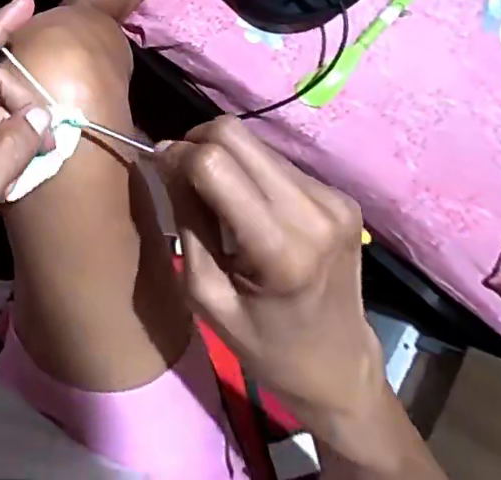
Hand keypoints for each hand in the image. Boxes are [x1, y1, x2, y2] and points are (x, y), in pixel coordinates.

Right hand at [157, 119, 384, 431]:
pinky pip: (274, 158)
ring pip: (254, 141)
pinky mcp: (339, 194)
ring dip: (224, 156)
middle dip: (197, 144)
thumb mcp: (205, 293)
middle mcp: (313, 211)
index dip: (177, 155)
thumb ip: (186, 218)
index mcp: (279, 248)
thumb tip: (166, 156)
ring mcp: (332, 198)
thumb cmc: (263, 343)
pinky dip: (249, 170)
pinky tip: (248, 204)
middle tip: (182, 174)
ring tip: (215, 194)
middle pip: (235, 134)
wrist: (339, 367)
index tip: (160, 168)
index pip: (214, 162)